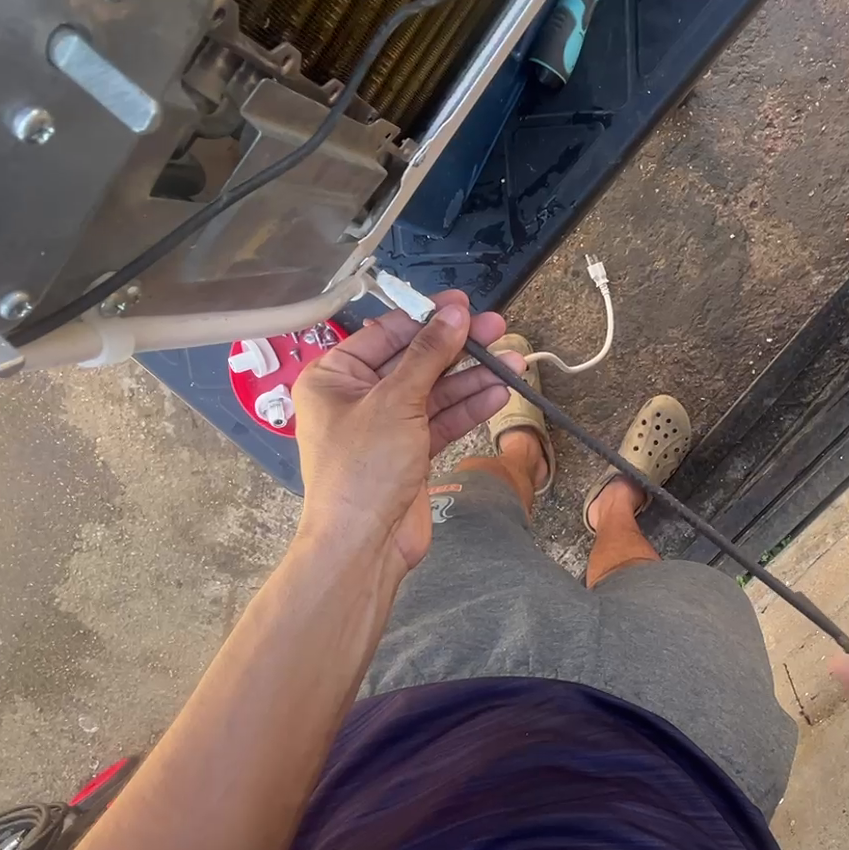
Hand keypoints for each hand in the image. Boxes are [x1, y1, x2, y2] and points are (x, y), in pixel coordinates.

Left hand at [291, 290, 516, 573]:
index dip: (428, 318)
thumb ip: (428, 356)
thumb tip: (453, 316)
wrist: (365, 543)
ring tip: (513, 364)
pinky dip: (469, 408)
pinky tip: (498, 394)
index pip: (387, 334)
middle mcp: (358, 398)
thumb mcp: (395, 402)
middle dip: (458, 348)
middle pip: (416, 361)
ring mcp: (387, 427)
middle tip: (497, 330)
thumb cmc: (361, 472)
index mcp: (335, 377)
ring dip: (473, 379)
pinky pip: (443, 420)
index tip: (464, 306)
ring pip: (435, 392)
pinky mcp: (411, 452)